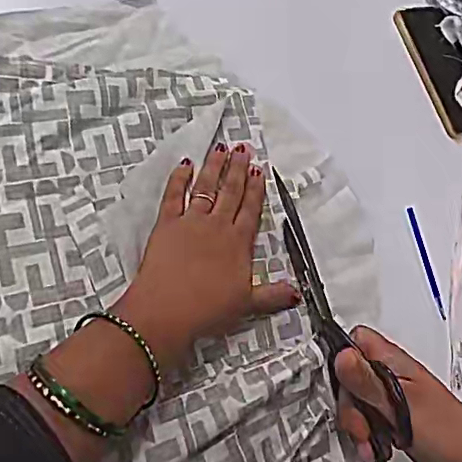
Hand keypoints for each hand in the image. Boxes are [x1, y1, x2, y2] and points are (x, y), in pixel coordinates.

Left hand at [113, 143, 300, 368]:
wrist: (166, 311)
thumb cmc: (206, 310)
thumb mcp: (246, 304)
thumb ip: (272, 295)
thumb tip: (295, 293)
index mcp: (238, 243)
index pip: (251, 209)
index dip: (256, 189)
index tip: (260, 171)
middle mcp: (217, 227)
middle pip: (231, 192)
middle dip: (238, 169)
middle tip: (243, 150)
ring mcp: (190, 223)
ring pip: (206, 187)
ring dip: (214, 167)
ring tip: (220, 149)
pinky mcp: (166, 225)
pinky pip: (173, 195)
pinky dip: (179, 179)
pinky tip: (184, 166)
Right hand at [335, 326, 461, 461]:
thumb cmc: (446, 430)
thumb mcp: (398, 404)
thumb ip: (367, 381)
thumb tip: (343, 356)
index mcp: (394, 361)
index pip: (356, 341)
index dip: (342, 358)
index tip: (340, 383)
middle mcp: (392, 374)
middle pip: (351, 376)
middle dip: (350, 404)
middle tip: (361, 423)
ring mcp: (392, 396)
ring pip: (358, 400)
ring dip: (358, 424)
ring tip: (369, 441)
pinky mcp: (393, 416)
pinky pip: (368, 419)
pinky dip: (367, 434)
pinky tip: (375, 447)